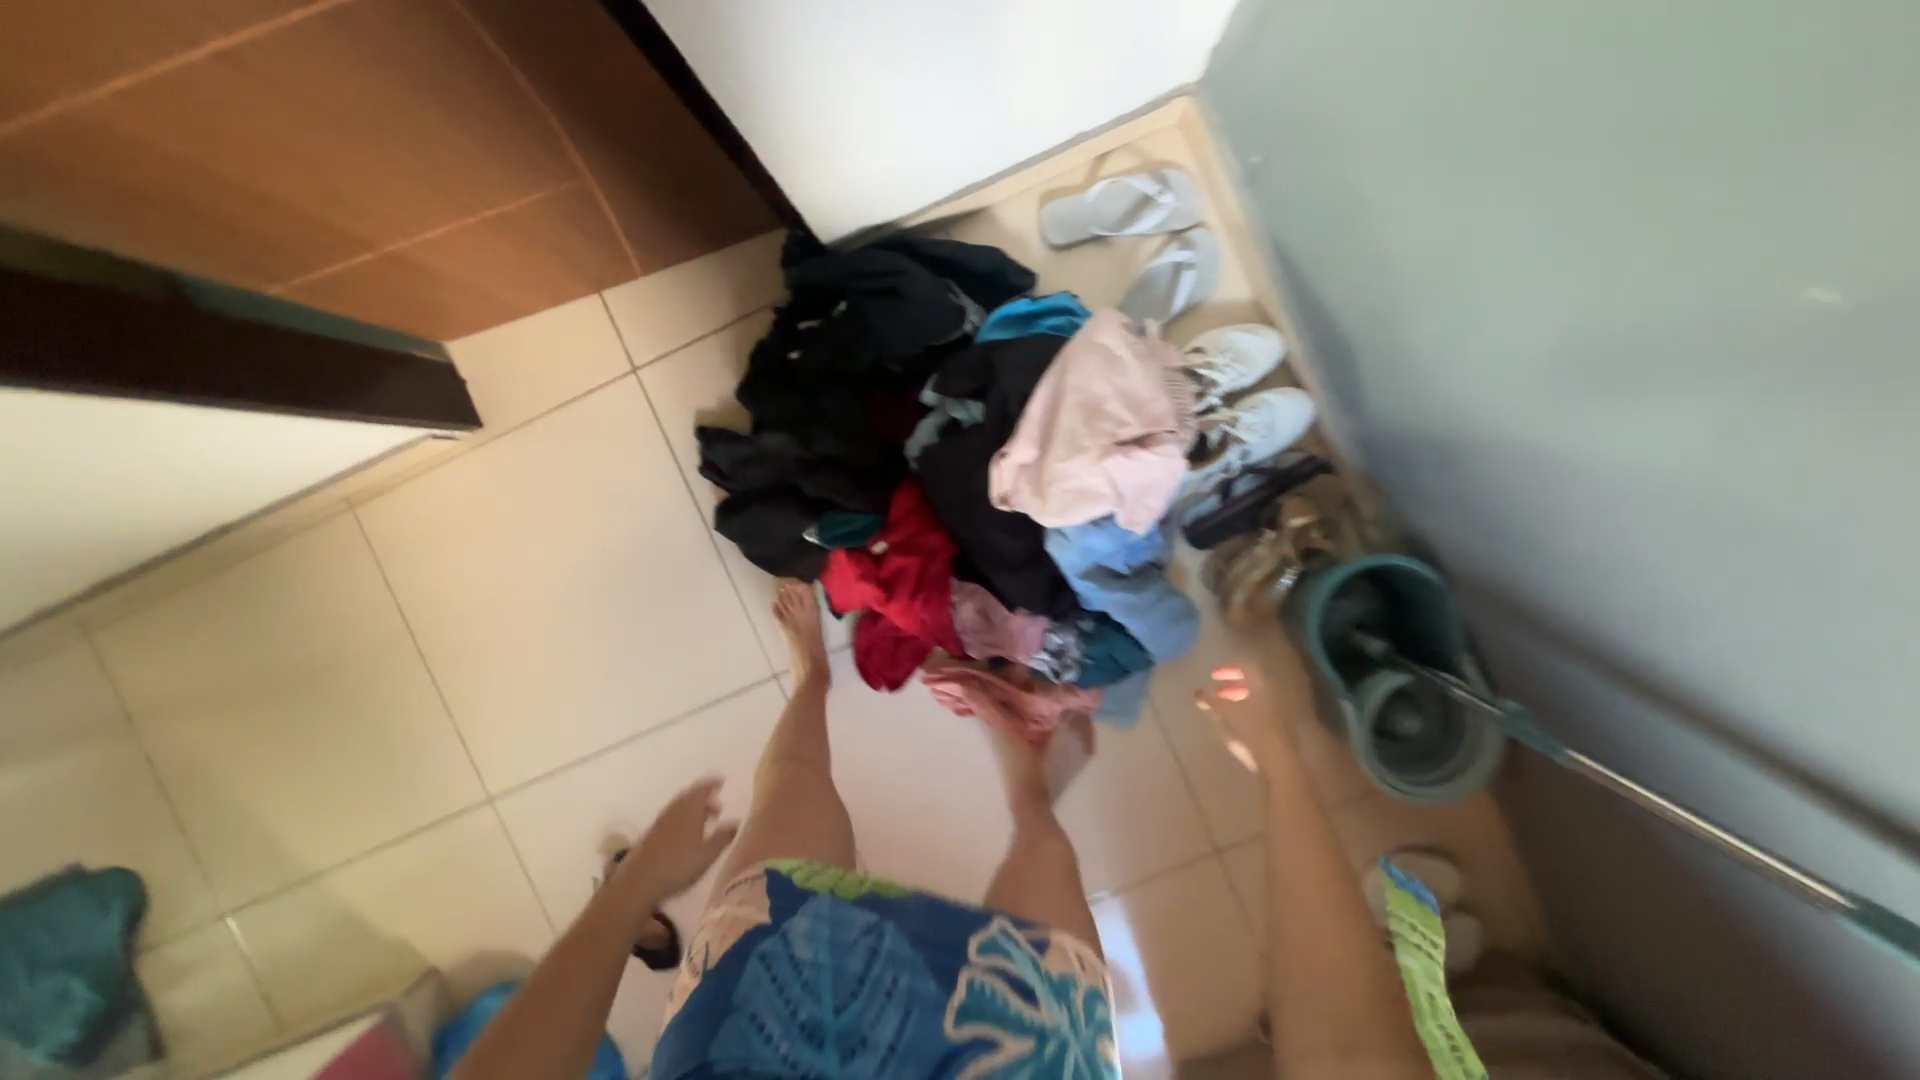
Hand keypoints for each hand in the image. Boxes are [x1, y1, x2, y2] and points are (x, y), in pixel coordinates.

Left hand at [613, 778, 739, 903]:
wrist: (638, 883)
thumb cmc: (678, 866)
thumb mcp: (707, 854)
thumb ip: (723, 836)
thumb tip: (735, 821)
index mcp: (689, 810)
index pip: (702, 789)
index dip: (712, 784)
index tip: (722, 782)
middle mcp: (674, 811)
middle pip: (689, 797)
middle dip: (704, 798)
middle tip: (717, 806)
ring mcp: (660, 823)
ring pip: (679, 808)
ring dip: (693, 809)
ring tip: (704, 820)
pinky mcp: (650, 835)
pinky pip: (671, 818)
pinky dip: (682, 819)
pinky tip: (686, 835)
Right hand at [1196, 666, 1296, 774]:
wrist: (1280, 762)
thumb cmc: (1252, 731)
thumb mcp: (1226, 713)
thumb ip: (1211, 700)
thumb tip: (1198, 693)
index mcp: (1262, 685)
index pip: (1245, 668)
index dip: (1227, 669)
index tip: (1211, 676)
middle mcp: (1273, 695)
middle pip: (1250, 685)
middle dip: (1229, 688)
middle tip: (1214, 696)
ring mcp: (1279, 714)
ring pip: (1255, 702)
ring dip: (1236, 703)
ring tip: (1219, 714)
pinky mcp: (1279, 731)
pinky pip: (1259, 716)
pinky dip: (1244, 716)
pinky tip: (1233, 729)